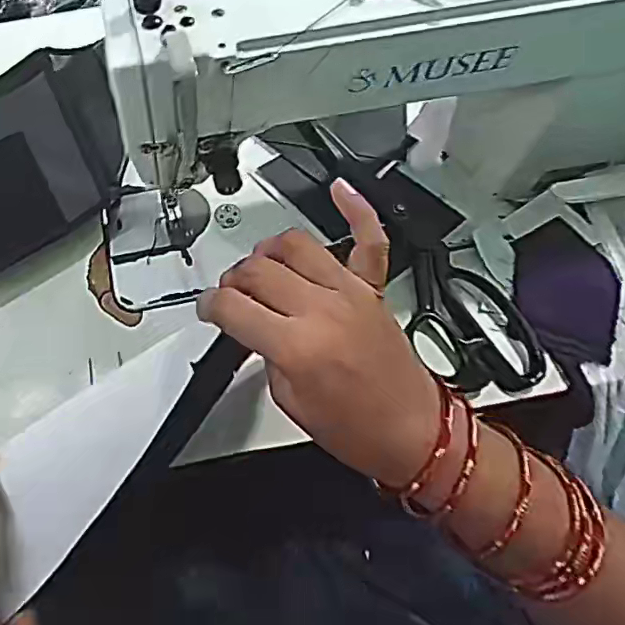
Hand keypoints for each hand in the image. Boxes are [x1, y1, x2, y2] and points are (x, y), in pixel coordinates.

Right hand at [197, 179, 441, 486]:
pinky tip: (339, 189)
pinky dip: (356, 211)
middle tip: (233, 296)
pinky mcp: (371, 290)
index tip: (209, 308)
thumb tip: (249, 323)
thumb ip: (263, 352)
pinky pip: (368, 240)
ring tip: (262, 265)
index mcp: (298, 346)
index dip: (210, 305)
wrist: (415, 434)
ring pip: (296, 244)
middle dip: (233, 282)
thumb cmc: (359, 428)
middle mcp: (323, 311)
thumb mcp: (289, 400)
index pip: (233, 306)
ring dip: (268, 251)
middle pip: (257, 270)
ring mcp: (350, 294)